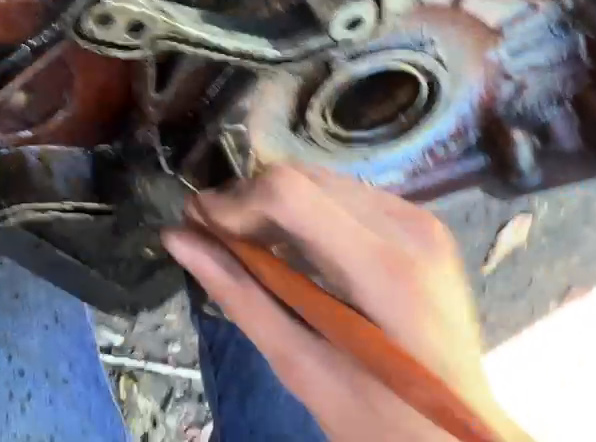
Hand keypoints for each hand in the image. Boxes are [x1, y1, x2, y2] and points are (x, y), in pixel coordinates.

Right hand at [162, 165, 527, 441]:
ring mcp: (419, 220)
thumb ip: (239, 295)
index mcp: (385, 272)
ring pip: (316, 178)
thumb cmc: (381, 422)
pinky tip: (296, 252)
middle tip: (217, 242)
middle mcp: (408, 228)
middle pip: (299, 178)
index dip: (234, 201)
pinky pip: (340, 193)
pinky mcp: (420, 222)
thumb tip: (175, 237)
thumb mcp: (303, 369)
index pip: (290, 193)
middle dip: (248, 203)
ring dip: (273, 206)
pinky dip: (304, 212)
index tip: (198, 225)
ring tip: (254, 251)